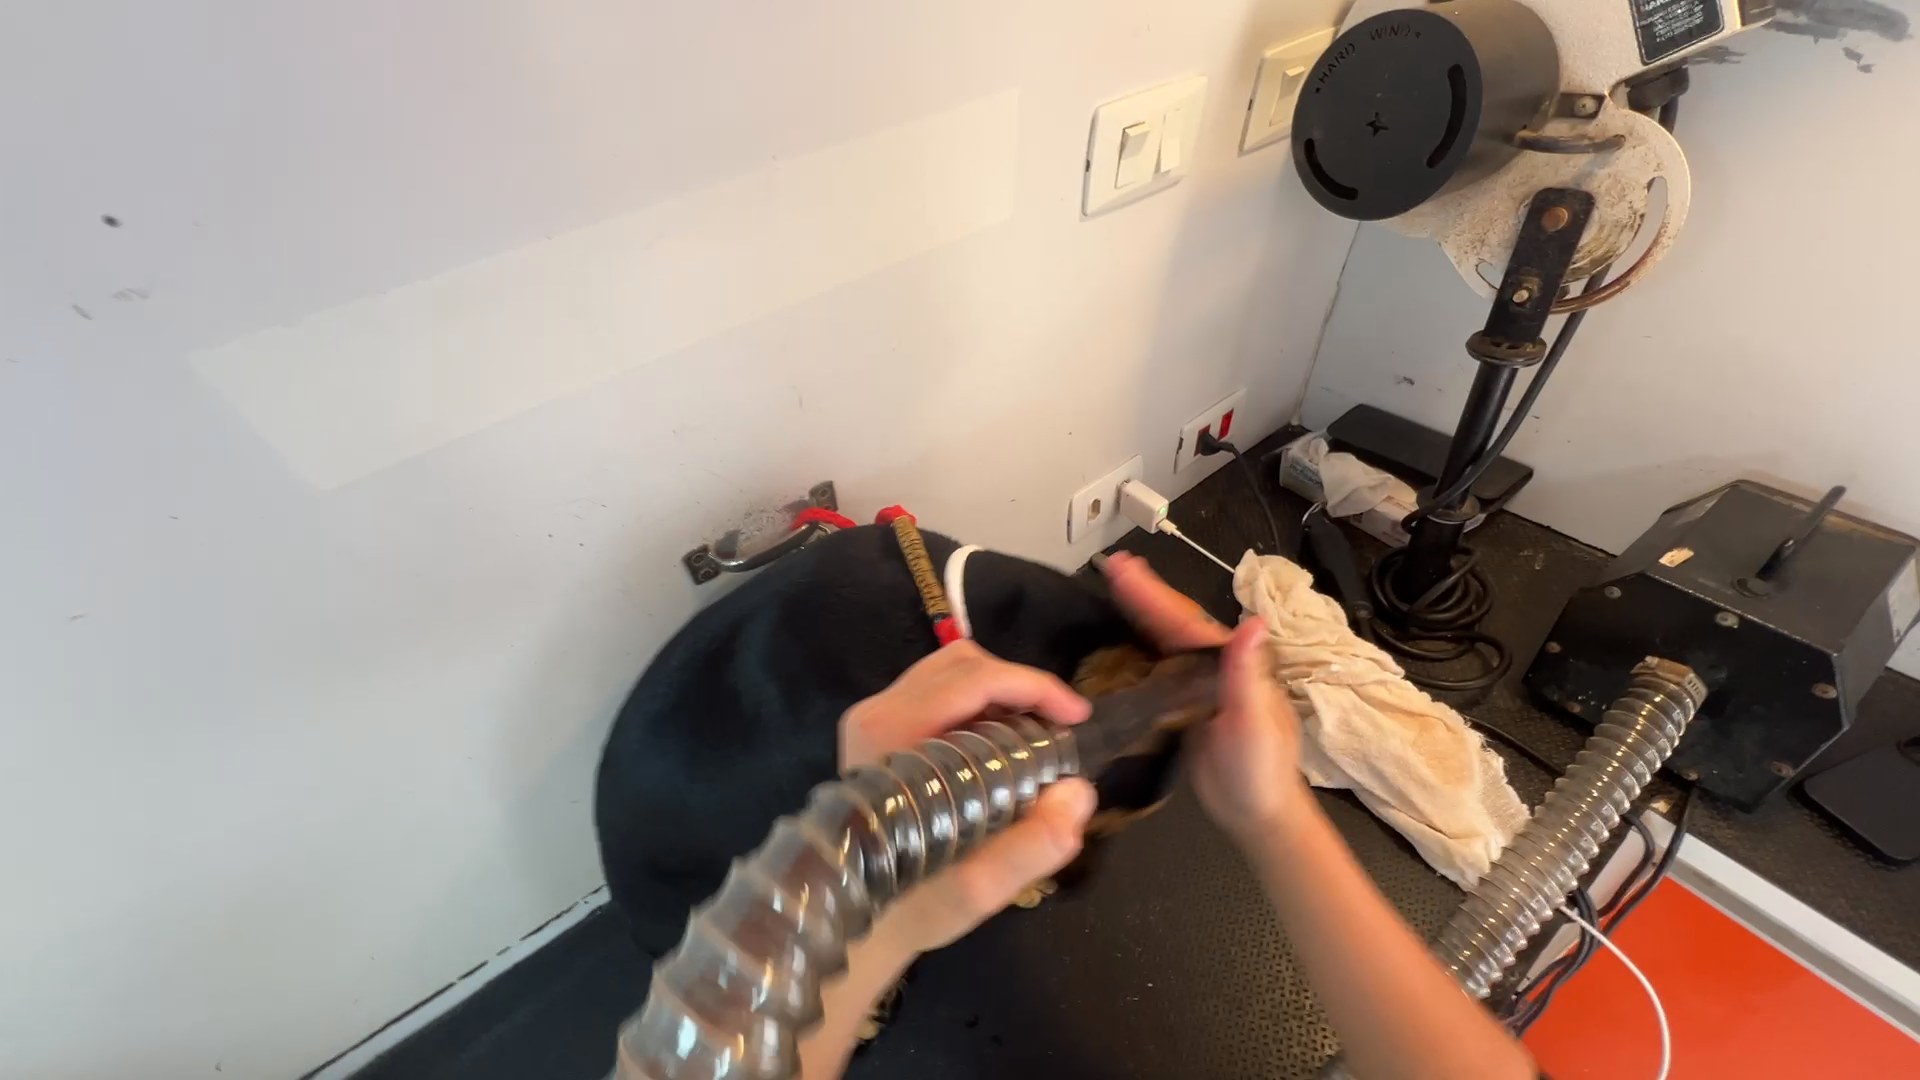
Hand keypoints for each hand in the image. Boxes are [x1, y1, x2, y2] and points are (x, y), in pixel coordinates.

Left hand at [839, 641, 1097, 954]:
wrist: (855, 916)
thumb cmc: (914, 904)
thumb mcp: (975, 889)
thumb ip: (1031, 846)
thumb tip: (1079, 791)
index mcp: (893, 735)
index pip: (972, 680)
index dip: (1032, 686)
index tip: (1077, 717)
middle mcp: (878, 712)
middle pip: (963, 663)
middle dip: (1021, 685)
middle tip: (1059, 726)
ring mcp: (876, 715)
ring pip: (953, 669)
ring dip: (1003, 691)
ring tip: (1035, 732)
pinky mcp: (882, 724)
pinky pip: (943, 687)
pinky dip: (983, 701)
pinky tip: (1003, 740)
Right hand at [1101, 552, 1309, 843]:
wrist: (1258, 812)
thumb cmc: (1260, 771)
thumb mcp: (1256, 724)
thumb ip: (1247, 676)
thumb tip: (1253, 623)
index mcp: (1230, 663)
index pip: (1184, 622)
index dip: (1153, 593)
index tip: (1123, 567)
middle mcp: (1212, 665)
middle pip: (1174, 621)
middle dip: (1144, 592)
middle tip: (1113, 565)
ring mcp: (1197, 683)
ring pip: (1165, 637)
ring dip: (1140, 610)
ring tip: (1116, 585)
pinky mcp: (1182, 703)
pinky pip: (1158, 662)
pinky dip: (1141, 641)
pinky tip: (1125, 634)